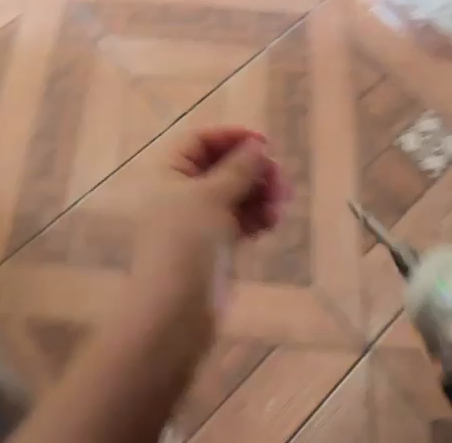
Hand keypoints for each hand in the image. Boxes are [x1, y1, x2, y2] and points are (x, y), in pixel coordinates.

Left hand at [129, 127, 291, 328]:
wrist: (174, 313)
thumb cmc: (185, 243)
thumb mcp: (211, 197)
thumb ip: (237, 169)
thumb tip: (256, 147)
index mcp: (168, 173)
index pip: (199, 141)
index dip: (230, 137)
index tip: (264, 144)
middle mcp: (179, 193)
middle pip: (220, 167)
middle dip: (251, 169)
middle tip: (279, 178)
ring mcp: (196, 221)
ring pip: (233, 195)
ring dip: (258, 193)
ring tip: (282, 201)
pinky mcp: (212, 247)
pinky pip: (238, 221)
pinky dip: (255, 217)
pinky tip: (273, 221)